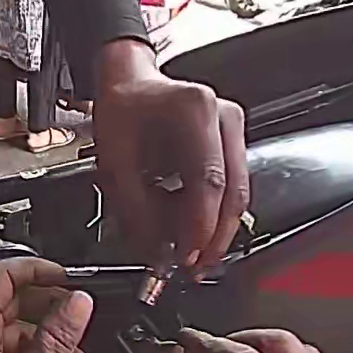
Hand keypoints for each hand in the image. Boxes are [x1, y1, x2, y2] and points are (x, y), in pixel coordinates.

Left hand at [0, 259, 93, 352]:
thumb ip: (57, 342)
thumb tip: (79, 303)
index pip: (2, 275)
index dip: (39, 270)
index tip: (68, 279)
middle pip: (8, 299)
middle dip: (47, 306)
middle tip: (78, 319)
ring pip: (8, 325)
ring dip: (42, 334)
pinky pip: (2, 348)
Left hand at [92, 39, 247, 274]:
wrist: (132, 84)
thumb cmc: (123, 112)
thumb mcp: (115, 162)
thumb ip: (136, 209)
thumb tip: (156, 251)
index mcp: (194, 111)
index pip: (208, 181)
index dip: (199, 227)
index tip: (185, 256)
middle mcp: (224, 116)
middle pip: (233, 191)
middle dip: (215, 238)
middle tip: (194, 268)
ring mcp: (234, 128)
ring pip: (237, 193)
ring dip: (217, 231)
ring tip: (192, 256)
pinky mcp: (232, 142)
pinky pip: (231, 187)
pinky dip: (214, 215)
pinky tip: (193, 231)